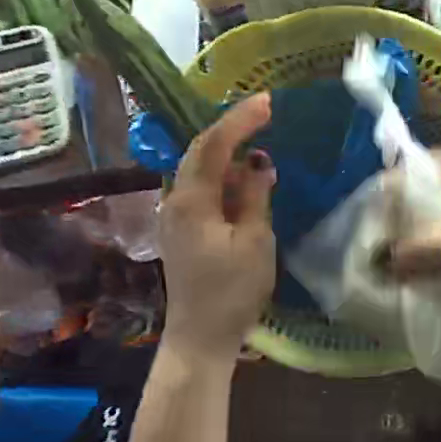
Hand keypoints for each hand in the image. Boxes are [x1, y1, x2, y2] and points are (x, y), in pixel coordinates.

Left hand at [157, 94, 276, 361]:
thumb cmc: (231, 292)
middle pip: (199, 153)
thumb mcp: (254, 241)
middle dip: (231, 133)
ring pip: (199, 174)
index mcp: (191, 200)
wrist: (200, 338)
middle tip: (263, 119)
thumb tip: (259, 164)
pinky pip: (200, 194)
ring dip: (227, 159)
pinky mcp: (180, 234)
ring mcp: (173, 218)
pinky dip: (222, 183)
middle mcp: (174, 202)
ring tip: (259, 152)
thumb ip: (256, 196)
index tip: (267, 103)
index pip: (213, 145)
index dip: (239, 120)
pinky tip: (243, 187)